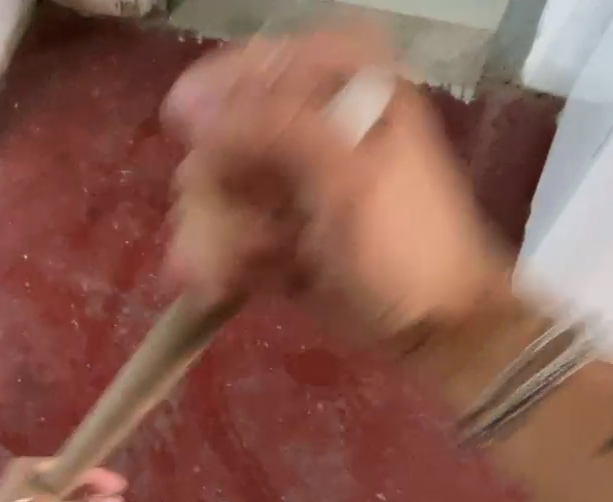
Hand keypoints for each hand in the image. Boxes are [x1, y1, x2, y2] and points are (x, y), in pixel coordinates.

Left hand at [0, 459, 126, 501]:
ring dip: (71, 499)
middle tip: (107, 497)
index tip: (120, 486)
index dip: (99, 477)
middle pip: (61, 478)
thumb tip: (117, 501)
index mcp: (32, 465)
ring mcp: (11, 490)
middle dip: (85, 488)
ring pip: (50, 491)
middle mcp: (19, 472)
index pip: (74, 466)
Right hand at [162, 27, 512, 343]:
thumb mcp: (346, 173)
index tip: (180, 125)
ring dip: (209, 235)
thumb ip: (272, 127)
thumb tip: (188, 106)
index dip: (217, 94)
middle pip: (226, 136)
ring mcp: (290, 190)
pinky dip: (218, 265)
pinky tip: (216, 287)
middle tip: (211, 225)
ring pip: (218, 194)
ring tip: (211, 273)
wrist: (432, 326)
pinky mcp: (277, 240)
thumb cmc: (404, 244)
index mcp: (343, 88)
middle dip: (211, 187)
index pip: (261, 65)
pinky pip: (227, 241)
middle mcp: (310, 132)